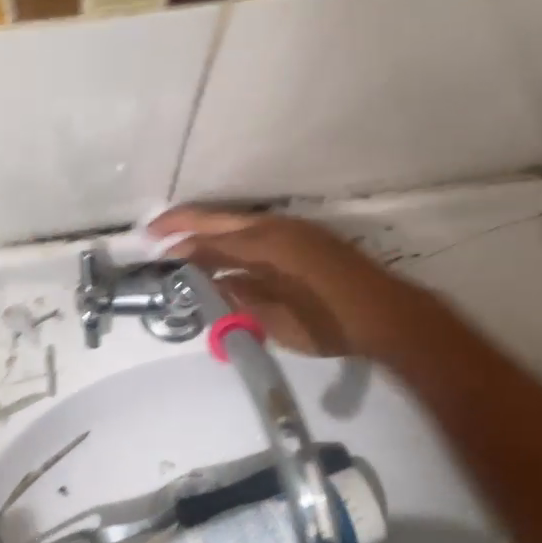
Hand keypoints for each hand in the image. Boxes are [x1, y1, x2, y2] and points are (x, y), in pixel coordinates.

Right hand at [148, 206, 443, 361]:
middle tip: (153, 230)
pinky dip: (232, 234)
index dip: (180, 247)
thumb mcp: (276, 321)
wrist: (388, 314)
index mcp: (263, 247)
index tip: (154, 252)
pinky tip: (225, 249)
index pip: (209, 242)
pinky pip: (256, 228)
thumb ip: (240, 299)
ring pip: (238, 221)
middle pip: (219, 219)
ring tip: (183, 239)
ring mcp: (292, 228)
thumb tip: (213, 285)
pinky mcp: (305, 236)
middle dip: (184, 222)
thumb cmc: (329, 323)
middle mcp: (274, 228)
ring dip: (209, 227)